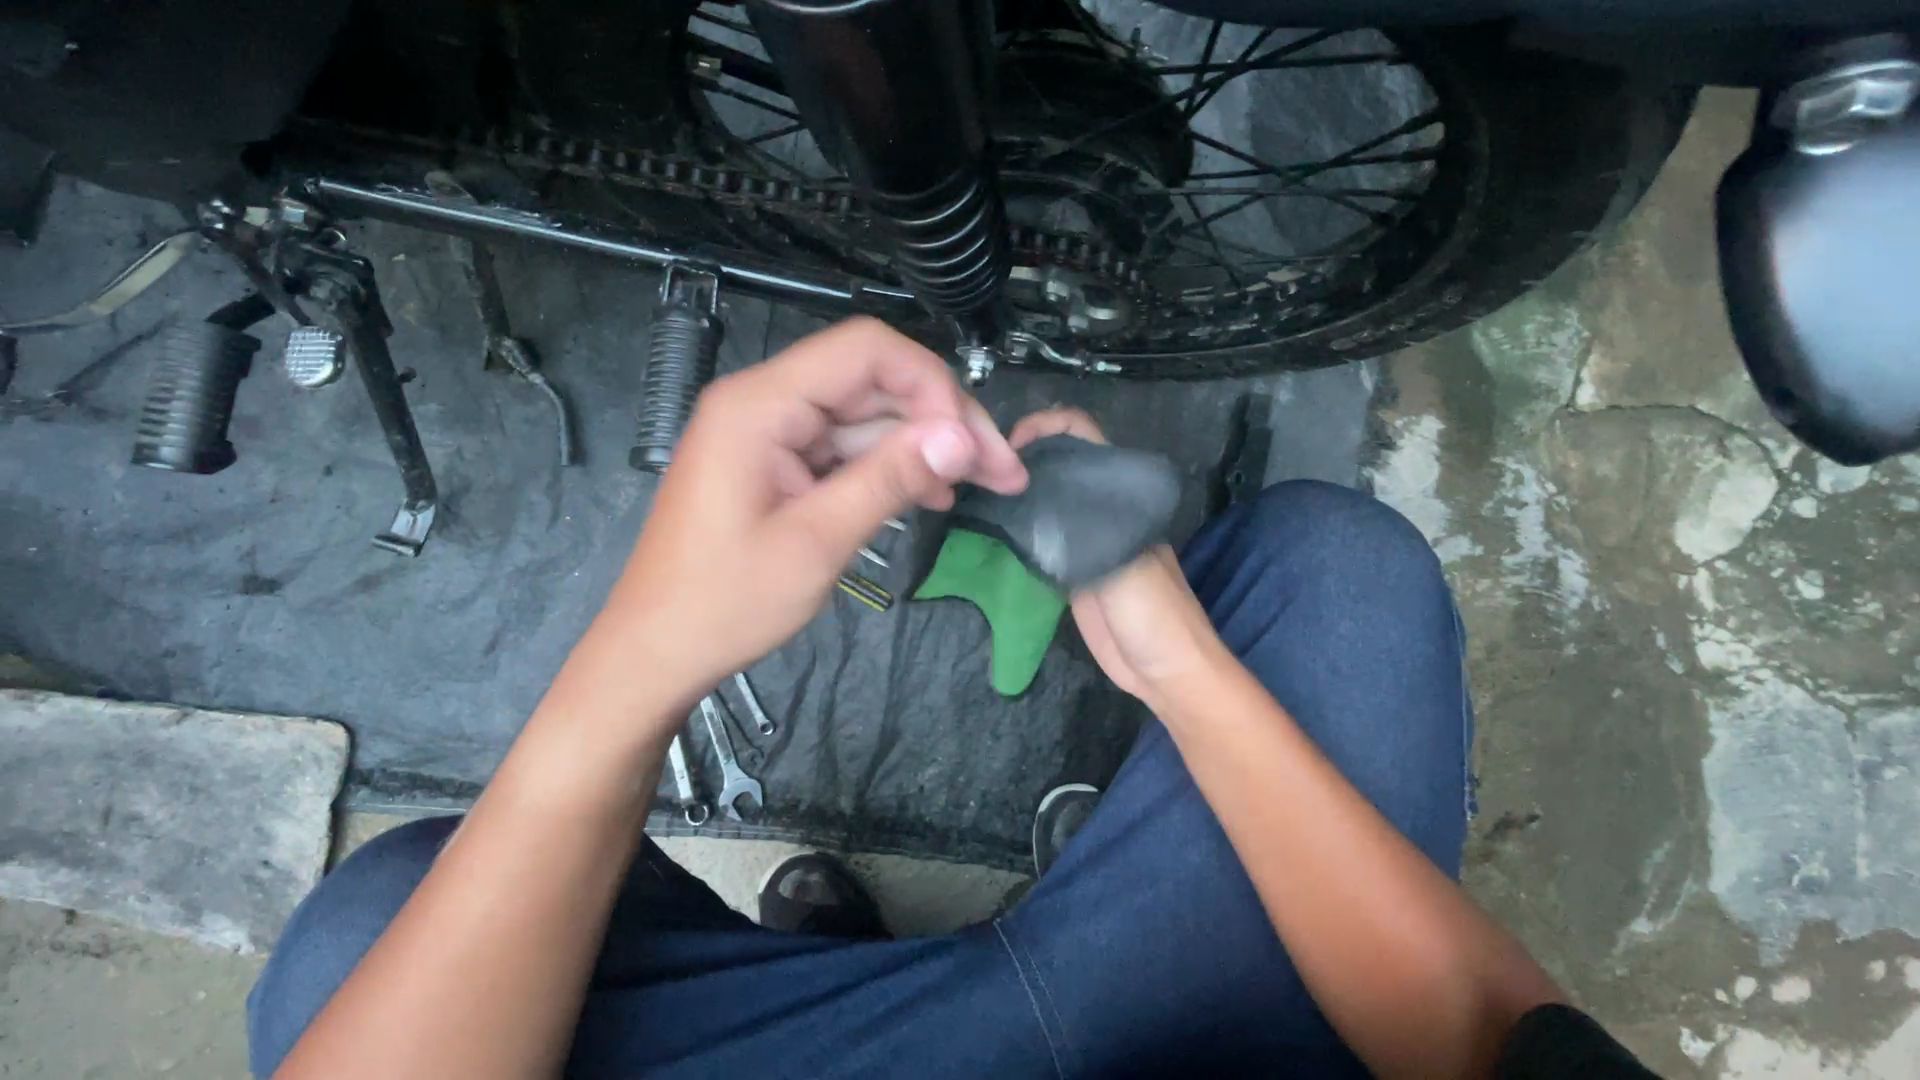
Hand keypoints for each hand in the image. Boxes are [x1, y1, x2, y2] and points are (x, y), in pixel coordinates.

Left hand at [601, 318, 1026, 703]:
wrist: (657, 650)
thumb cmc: (725, 601)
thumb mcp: (817, 542)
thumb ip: (889, 480)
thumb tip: (962, 437)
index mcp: (761, 405)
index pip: (866, 351)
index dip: (932, 385)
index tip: (974, 442)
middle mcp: (765, 403)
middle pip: (873, 383)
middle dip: (942, 421)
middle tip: (1003, 471)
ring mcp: (771, 433)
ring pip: (867, 418)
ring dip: (924, 448)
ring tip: (982, 486)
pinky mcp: (777, 463)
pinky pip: (845, 449)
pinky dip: (890, 468)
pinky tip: (932, 495)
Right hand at [1008, 408, 1227, 708]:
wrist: (1166, 673)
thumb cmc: (1157, 615)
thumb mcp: (1125, 564)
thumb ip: (1085, 529)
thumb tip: (1035, 497)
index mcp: (1122, 495)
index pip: (1084, 436)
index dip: (1047, 427)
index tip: (1008, 447)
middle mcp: (1102, 509)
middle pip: (1059, 463)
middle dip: (1022, 458)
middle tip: (980, 473)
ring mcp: (1085, 540)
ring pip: (1047, 498)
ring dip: (1016, 491)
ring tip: (978, 494)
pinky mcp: (1071, 571)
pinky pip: (1040, 536)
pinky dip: (1016, 527)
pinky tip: (992, 528)